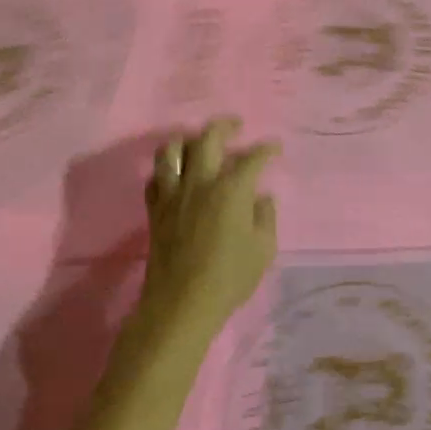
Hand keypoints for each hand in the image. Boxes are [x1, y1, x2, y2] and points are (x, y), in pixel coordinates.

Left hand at [142, 117, 279, 331]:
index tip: (275, 147)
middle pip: (206, 139)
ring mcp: (172, 195)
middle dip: (224, 126)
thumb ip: (265, 217)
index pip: (252, 158)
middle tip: (236, 126)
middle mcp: (199, 183)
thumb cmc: (231, 277)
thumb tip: (261, 198)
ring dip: (188, 140)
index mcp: (231, 190)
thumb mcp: (263, 248)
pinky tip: (176, 174)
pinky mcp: (155, 211)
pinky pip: (155, 178)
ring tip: (199, 142)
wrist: (182, 303)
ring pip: (172, 151)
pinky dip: (166, 169)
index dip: (266, 149)